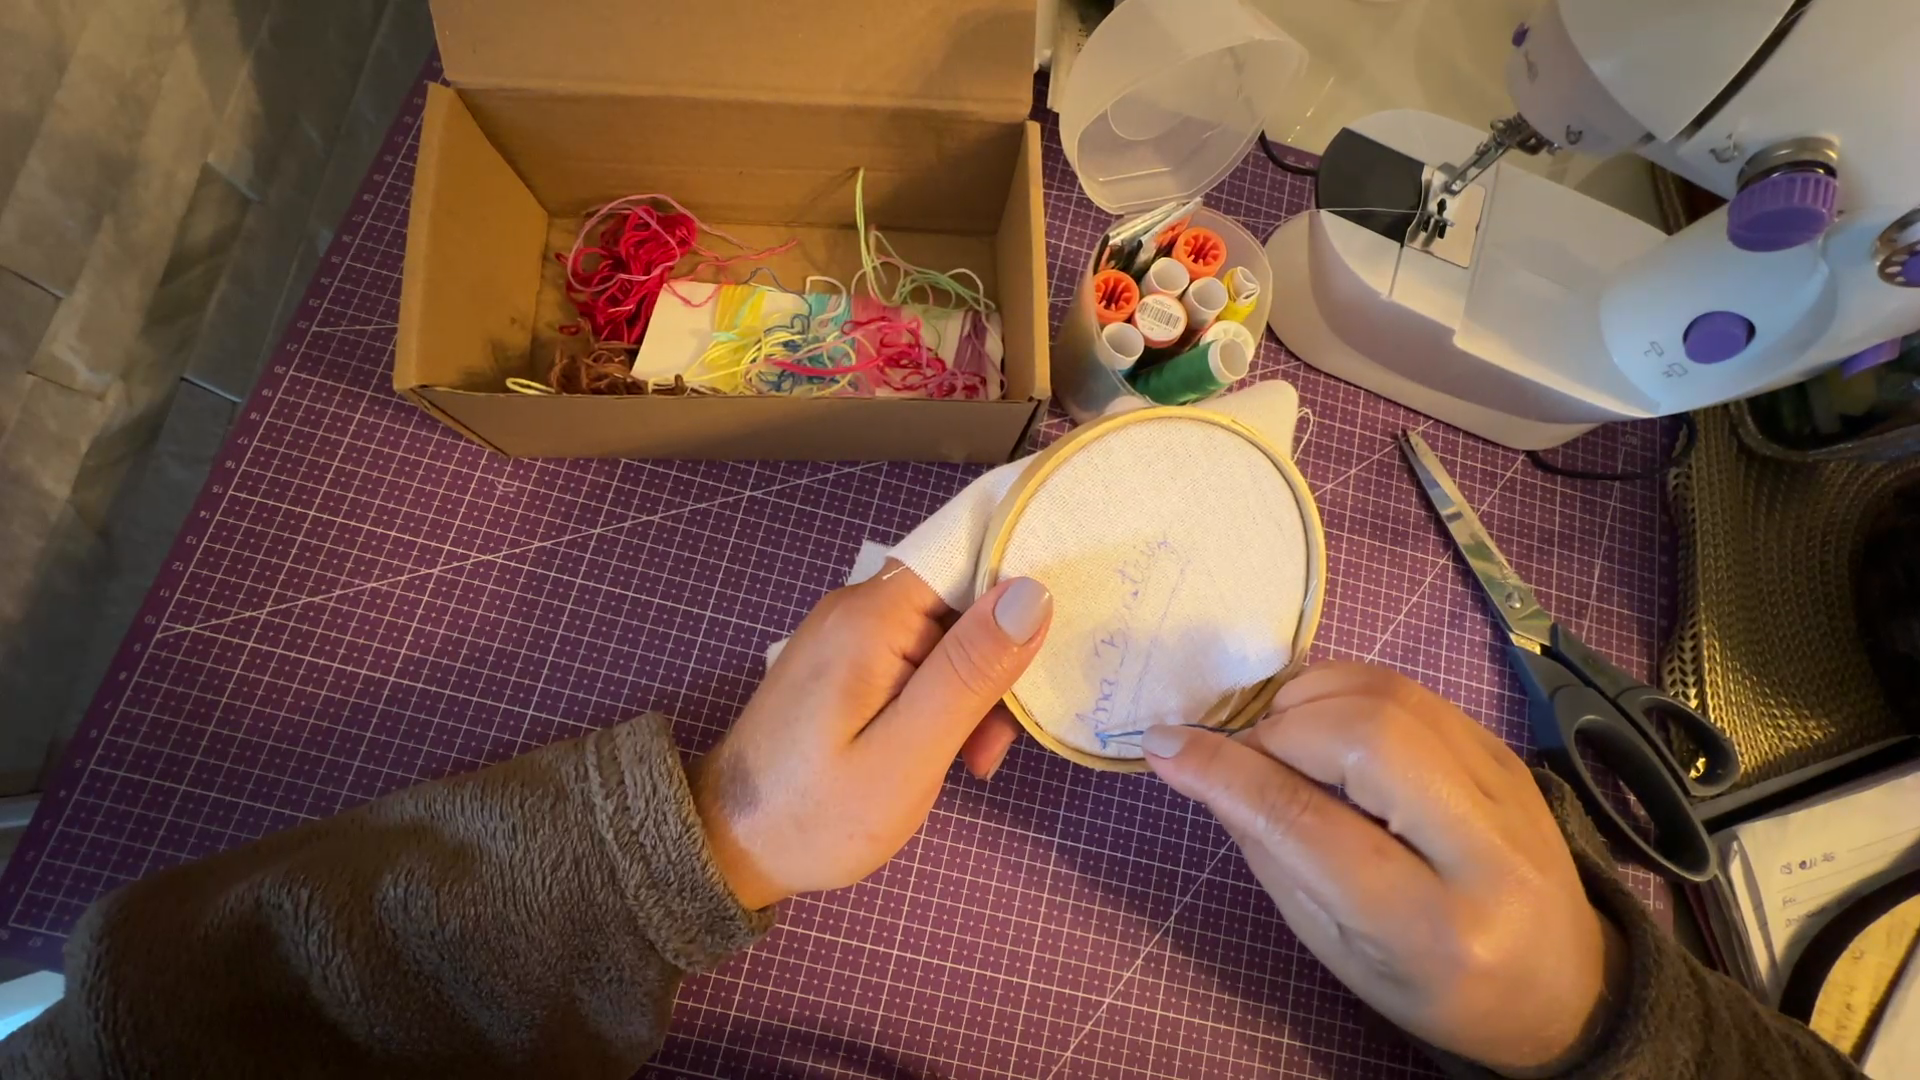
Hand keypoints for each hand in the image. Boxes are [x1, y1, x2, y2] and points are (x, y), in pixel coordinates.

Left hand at [692, 562, 1051, 909]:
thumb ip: (969, 672)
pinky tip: (944, 748)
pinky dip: (942, 696)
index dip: (1013, 577)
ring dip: (971, 688)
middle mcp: (858, 608)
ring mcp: (850, 634)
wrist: (727, 848)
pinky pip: (916, 657)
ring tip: (971, 759)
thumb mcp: (907, 752)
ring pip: (944, 633)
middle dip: (994, 660)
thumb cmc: (817, 813)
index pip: (960, 550)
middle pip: (958, 599)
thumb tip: (1030, 592)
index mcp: (870, 615)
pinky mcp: (849, 662)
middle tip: (994, 743)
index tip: (1050, 634)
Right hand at [1143, 662, 1625, 1077]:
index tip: (1162, 743)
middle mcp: (1484, 849)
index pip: (1308, 822)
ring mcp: (1505, 787)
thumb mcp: (1327, 940)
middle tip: (1248, 754)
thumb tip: (1197, 758)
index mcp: (1431, 927)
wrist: (1560, 984)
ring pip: (1383, 695)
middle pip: (1362, 738)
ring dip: (1304, 700)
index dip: (1224, 772)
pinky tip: (1320, 726)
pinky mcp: (1501, 749)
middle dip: (1277, 730)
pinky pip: (1401, 686)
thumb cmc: (1423, 981)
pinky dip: (1336, 689)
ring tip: (1283, 738)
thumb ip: (1265, 843)